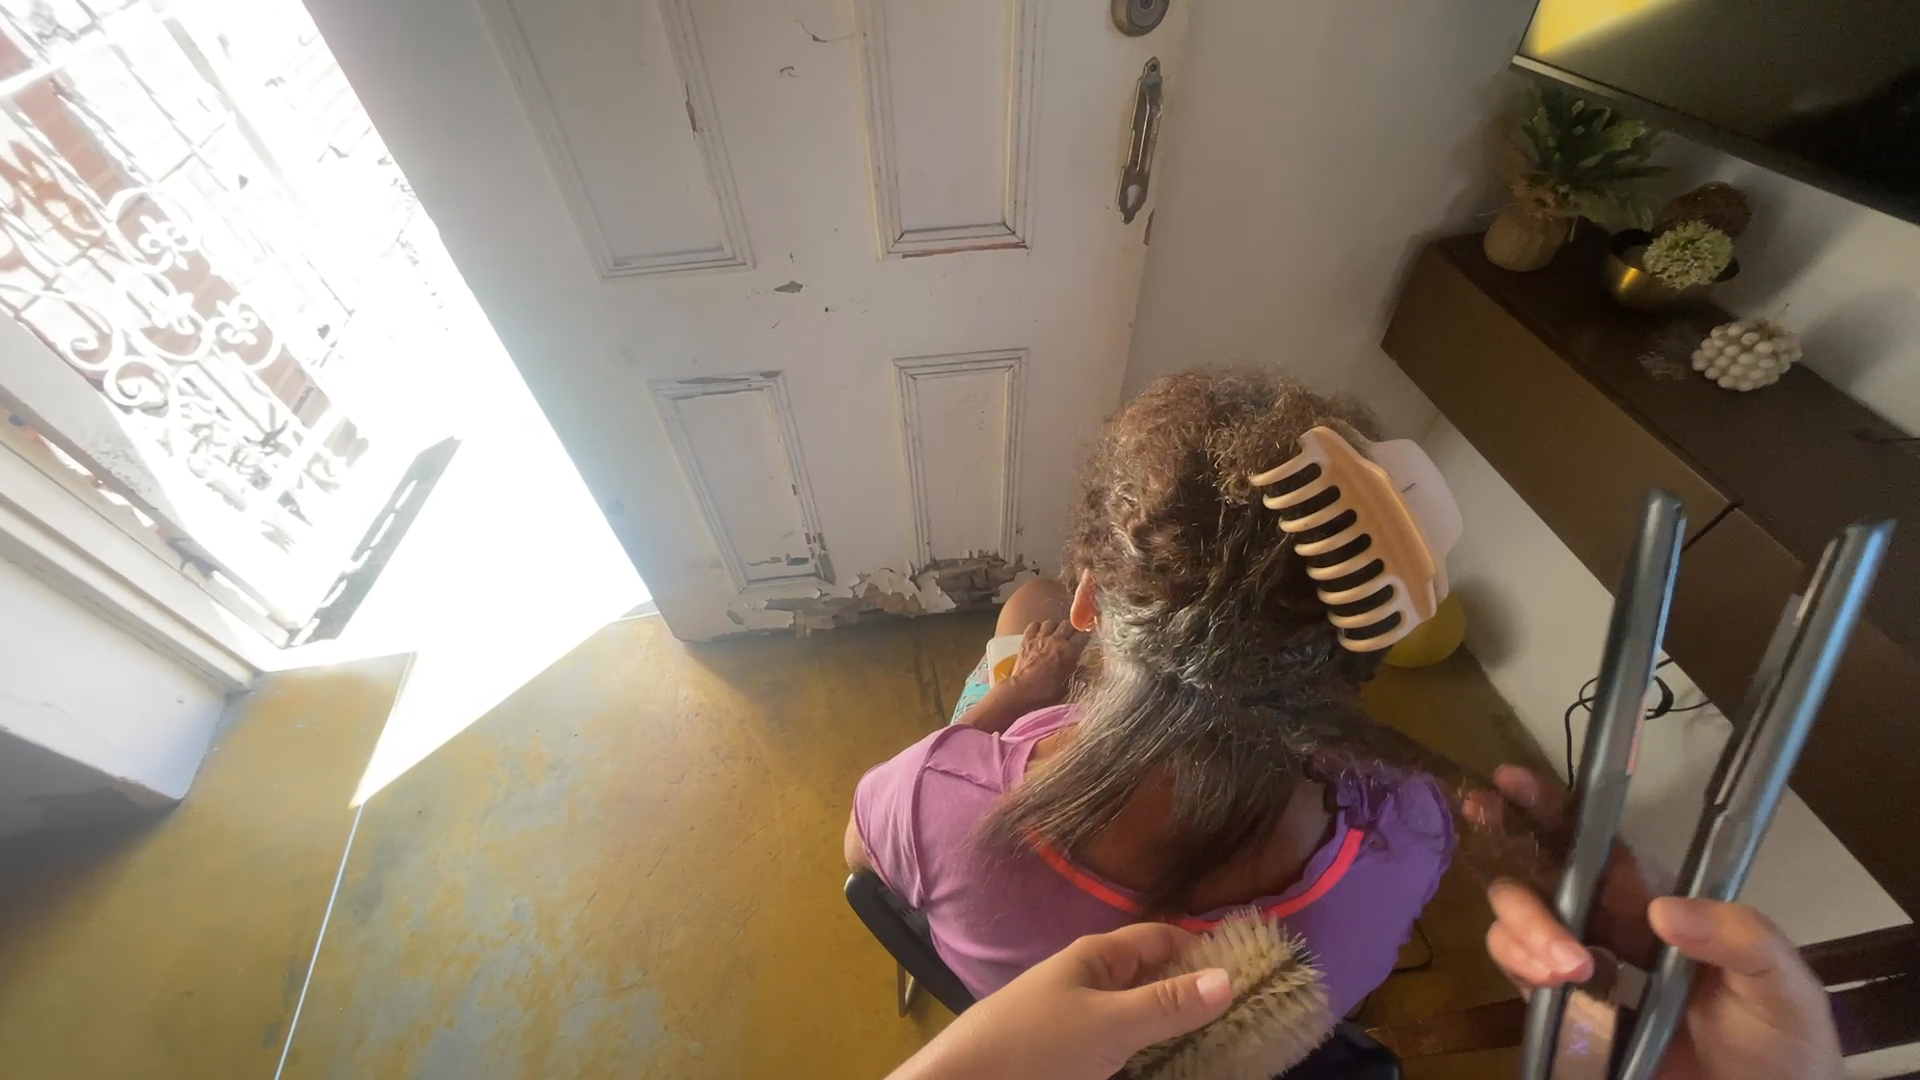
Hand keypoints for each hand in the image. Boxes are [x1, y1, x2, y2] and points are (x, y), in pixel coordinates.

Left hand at [885, 924, 1232, 1079]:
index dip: (1201, 949)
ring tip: (1226, 1043)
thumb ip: (1166, 1005)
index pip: (1160, 939)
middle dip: (1194, 991)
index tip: (1252, 971)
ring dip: (1174, 1024)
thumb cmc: (1041, 1042)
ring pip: (1140, 1012)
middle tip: (1251, 1015)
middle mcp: (1092, 978)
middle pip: (1153, 976)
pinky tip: (1172, 1065)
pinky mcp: (1075, 1052)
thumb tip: (1228, 975)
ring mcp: (1082, 1015)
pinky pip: (1125, 1042)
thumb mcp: (1110, 1023)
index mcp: (1098, 956)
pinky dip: (1152, 1048)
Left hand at [1005, 619, 1085, 705]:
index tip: (1087, 638)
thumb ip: (1078, 672)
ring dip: (1054, 627)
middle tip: (1072, 634)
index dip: (1086, 635)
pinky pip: (1033, 626)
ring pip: (1050, 623)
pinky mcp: (1026, 640)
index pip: (1083, 635)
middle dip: (1072, 628)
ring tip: (1055, 634)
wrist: (1024, 690)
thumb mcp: (1069, 684)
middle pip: (1067, 624)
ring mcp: (1040, 638)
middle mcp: (1056, 640)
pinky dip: (1037, 627)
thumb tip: (1085, 667)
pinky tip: (1039, 633)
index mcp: (1070, 650)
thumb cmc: (1048, 691)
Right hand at [1480, 767, 1840, 1079]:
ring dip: (1526, 922)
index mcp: (1644, 895)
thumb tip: (1663, 911)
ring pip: (1511, 904)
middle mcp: (1595, 911)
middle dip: (1502, 828)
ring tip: (1570, 969)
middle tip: (1481, 812)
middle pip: (1532, 856)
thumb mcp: (1785, 993)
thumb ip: (1745, 943)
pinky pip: (1507, 955)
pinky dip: (1519, 959)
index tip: (1509, 778)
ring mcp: (1564, 948)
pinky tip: (1550, 982)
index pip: (1589, 834)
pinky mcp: (1545, 989)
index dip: (1546, 800)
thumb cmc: (1777, 1048)